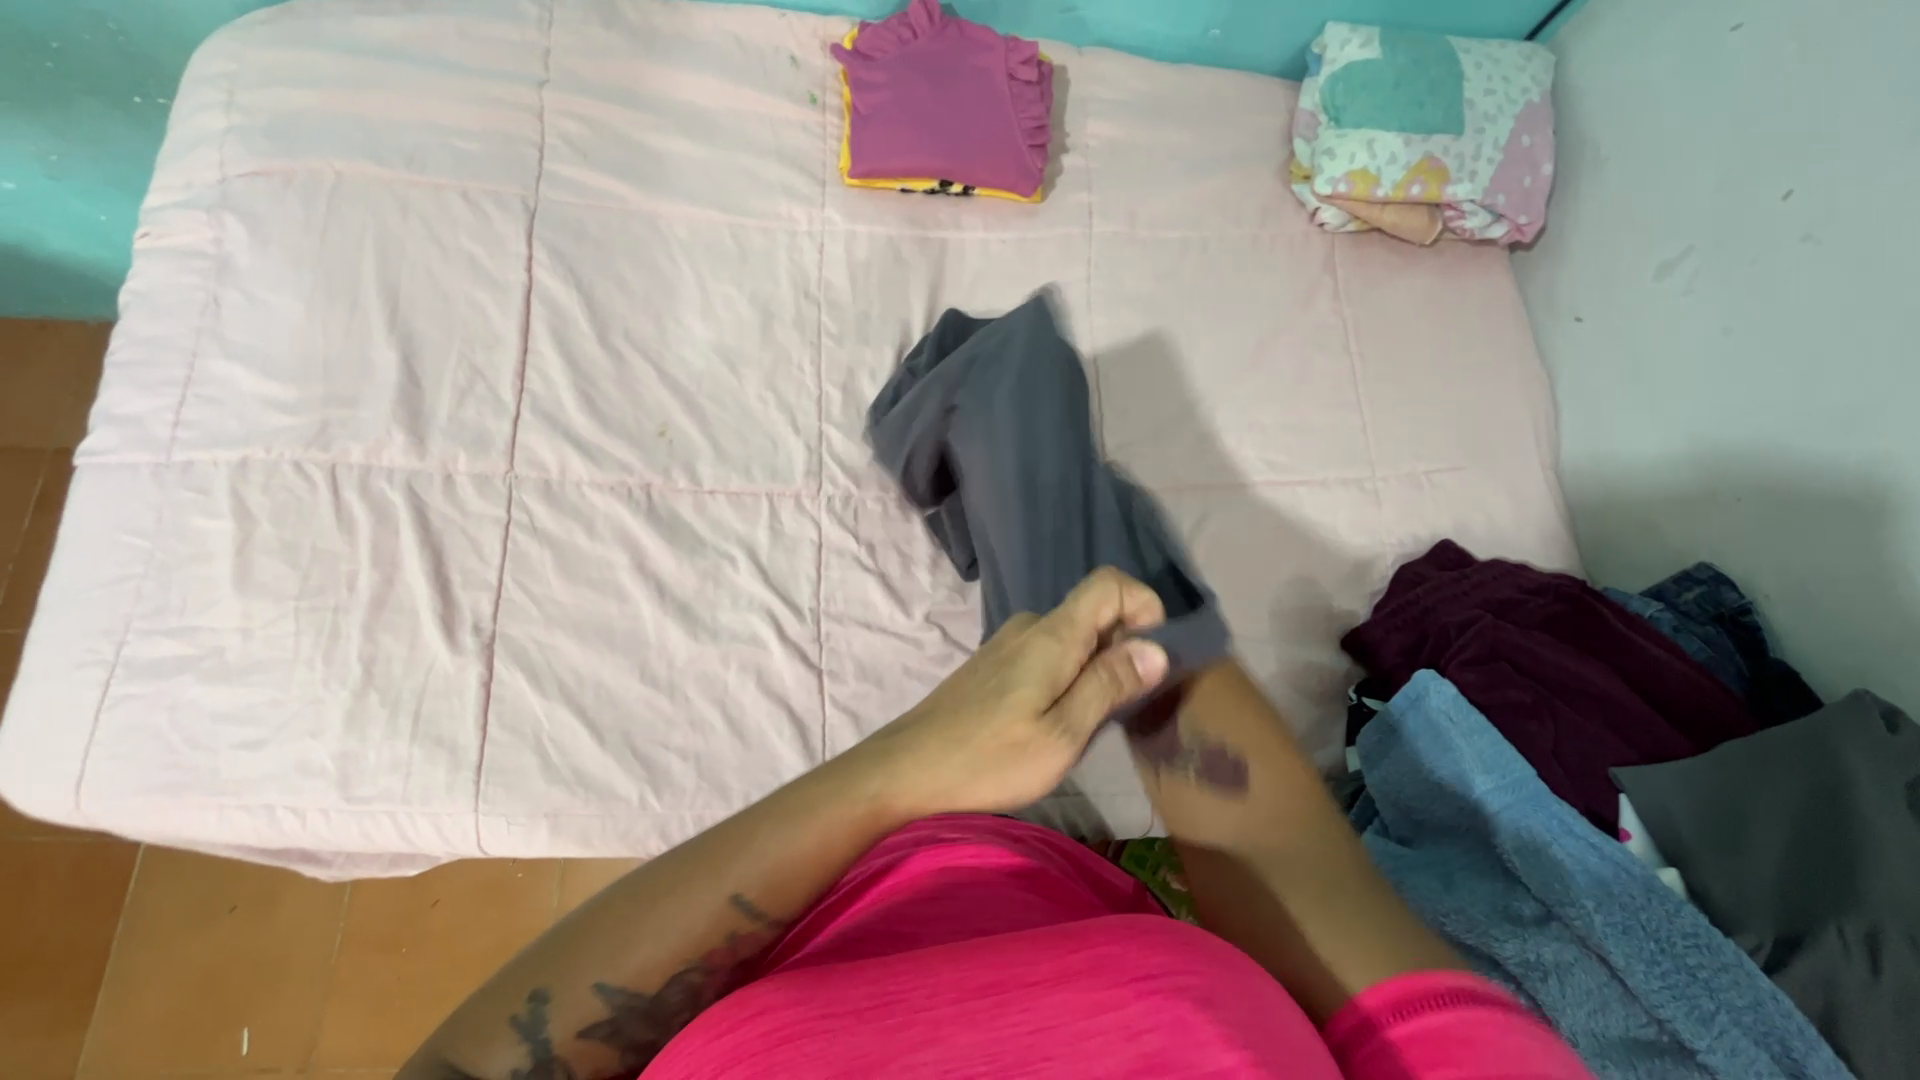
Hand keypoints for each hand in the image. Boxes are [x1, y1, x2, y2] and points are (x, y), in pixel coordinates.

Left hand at [846, 568, 1172, 817]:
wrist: (905, 771)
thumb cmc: (989, 759)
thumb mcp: (1062, 734)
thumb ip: (1108, 685)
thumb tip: (1157, 647)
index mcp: (1051, 635)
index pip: (1110, 583)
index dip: (1144, 607)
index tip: (1151, 660)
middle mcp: (1028, 627)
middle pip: (1092, 615)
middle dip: (1120, 653)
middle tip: (1113, 714)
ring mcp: (1005, 644)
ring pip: (1069, 640)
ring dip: (1091, 672)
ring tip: (1077, 729)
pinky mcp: (990, 666)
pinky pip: (1045, 656)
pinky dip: (1063, 679)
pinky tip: (1044, 726)